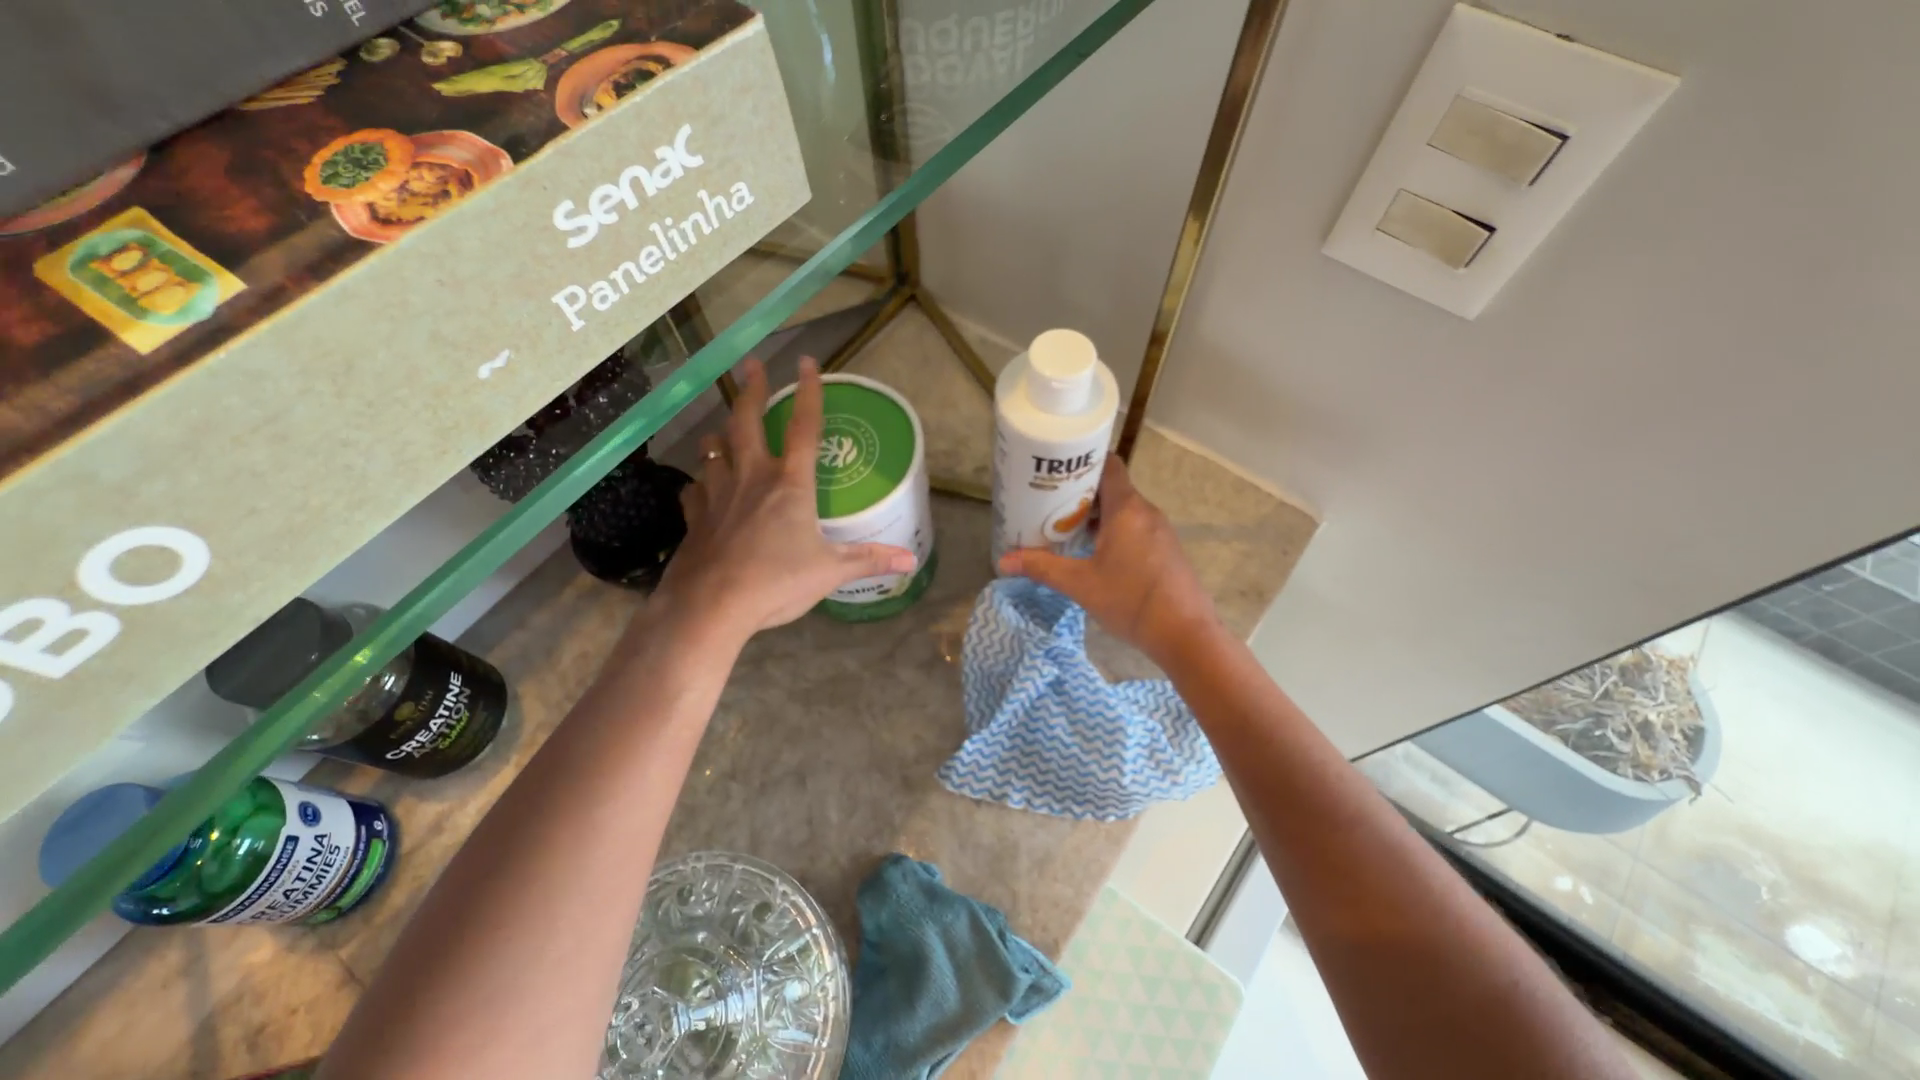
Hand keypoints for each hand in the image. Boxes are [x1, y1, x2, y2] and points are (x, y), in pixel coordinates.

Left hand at [655, 357, 916, 640]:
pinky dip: (700, 483)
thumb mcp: (830, 572)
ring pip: (713, 450)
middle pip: (745, 421)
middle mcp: (751, 478)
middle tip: (749, 364)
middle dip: (750, 389)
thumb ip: (868, 560)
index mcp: (790, 484)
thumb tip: (911, 561)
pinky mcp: (695, 517)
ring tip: (722, 429)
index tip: (806, 360)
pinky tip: (703, 487)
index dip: (808, 392)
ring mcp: (717, 495)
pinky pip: (695, 489)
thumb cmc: (777, 581)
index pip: (804, 427)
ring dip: (719, 435)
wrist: (712, 605)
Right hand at [997, 457, 1220, 668]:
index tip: (1056, 470)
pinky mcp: (1166, 551)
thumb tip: (1002, 562)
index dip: (1083, 461)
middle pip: (1112, 488)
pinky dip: (1113, 532)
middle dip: (1081, 494)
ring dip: (1096, 516)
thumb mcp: (1080, 584)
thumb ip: (1042, 568)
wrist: (1185, 634)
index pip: (1108, 464)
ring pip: (1123, 510)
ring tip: (1065, 529)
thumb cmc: (1130, 601)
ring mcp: (1160, 531)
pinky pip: (1135, 528)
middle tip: (1049, 503)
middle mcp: (1146, 512)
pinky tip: (1094, 553)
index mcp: (1126, 508)